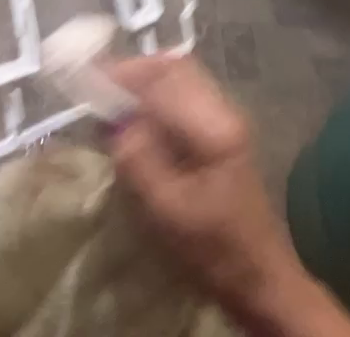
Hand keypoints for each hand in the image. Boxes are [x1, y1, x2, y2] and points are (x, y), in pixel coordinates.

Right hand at [107, 56, 349, 336]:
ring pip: (177, 80)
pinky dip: (153, 98)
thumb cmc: (214, 250)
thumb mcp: (167, 209)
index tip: (87, 82)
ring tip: (110, 105)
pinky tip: (134, 122)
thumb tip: (114, 121)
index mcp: (214, 127)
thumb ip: (138, 158)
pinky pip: (181, 98)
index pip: (164, 76)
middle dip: (132, 72)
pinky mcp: (220, 133)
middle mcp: (224, 111)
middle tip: (96, 90)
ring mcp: (225, 120)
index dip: (123, 72)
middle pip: (173, 68)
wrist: (262, 280)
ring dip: (142, 84)